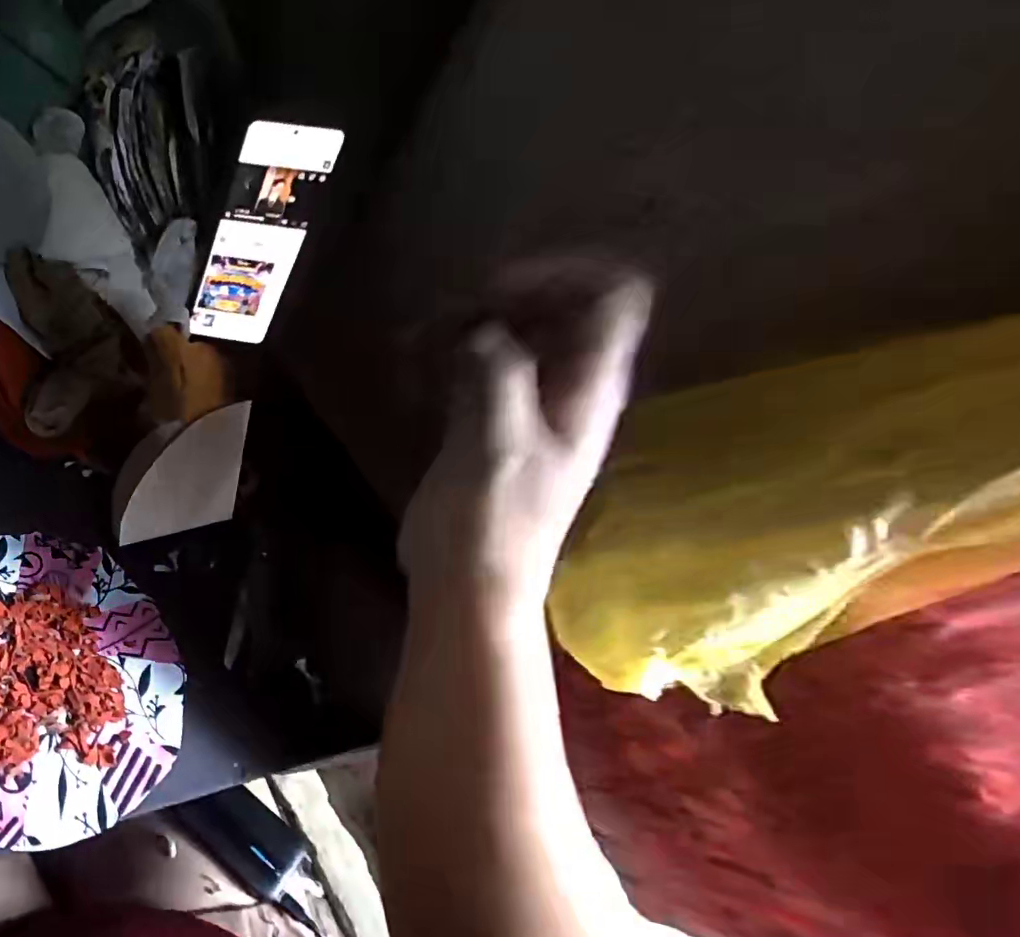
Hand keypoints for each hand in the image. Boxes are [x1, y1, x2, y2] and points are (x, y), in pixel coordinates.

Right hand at [398, 258, 652, 606]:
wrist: (467, 580)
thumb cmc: (493, 521)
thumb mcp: (499, 445)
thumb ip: (497, 376)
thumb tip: (480, 329)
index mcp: (588, 388)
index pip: (611, 298)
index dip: (564, 274)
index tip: (494, 288)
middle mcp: (562, 389)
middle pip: (554, 311)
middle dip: (500, 301)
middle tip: (444, 317)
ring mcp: (519, 407)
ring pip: (507, 340)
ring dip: (463, 329)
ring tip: (414, 342)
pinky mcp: (478, 427)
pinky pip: (470, 371)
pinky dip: (442, 360)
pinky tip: (408, 369)